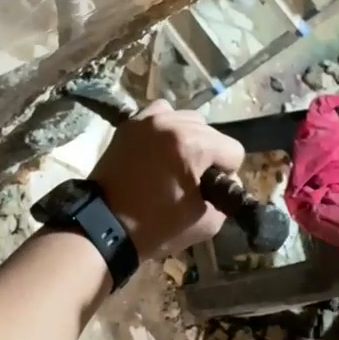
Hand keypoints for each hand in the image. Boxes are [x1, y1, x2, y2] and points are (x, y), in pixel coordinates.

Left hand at [88, 101, 243, 259]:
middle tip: (193, 179)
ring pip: (186, 118)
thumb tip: (227, 179)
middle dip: (209, 155)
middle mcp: (171, 122)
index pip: (233, 150)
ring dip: (189, 138)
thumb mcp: (206, 221)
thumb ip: (227, 196)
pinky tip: (161, 147)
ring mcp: (148, 119)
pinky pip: (161, 113)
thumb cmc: (157, 226)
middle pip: (210, 132)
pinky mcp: (130, 122)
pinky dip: (166, 126)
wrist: (105, 224)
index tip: (212, 188)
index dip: (228, 173)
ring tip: (176, 162)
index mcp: (192, 145)